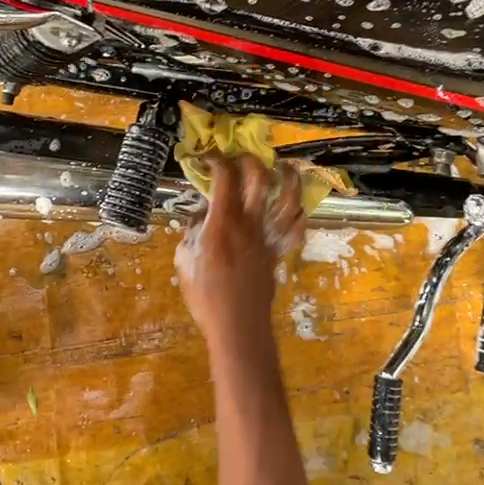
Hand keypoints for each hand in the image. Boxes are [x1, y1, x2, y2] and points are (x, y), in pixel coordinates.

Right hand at [177, 155, 305, 350]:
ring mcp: (269, 236)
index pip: (224, 178)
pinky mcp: (280, 251)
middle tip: (242, 158)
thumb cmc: (205, 297)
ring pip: (289, 198)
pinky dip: (299, 214)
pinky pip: (297, 229)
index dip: (217, 161)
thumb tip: (200, 215)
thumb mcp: (184, 261)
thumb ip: (192, 232)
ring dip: (289, 178)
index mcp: (222, 222)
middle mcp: (249, 223)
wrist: (238, 325)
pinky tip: (295, 207)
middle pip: (259, 178)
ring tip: (284, 167)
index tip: (210, 158)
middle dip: (251, 160)